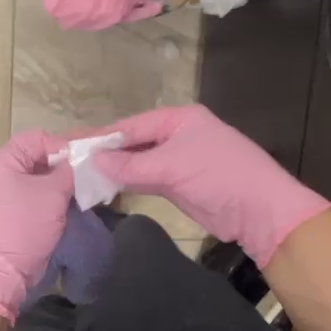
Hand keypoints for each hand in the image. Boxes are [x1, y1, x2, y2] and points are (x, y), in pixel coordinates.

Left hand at [0, 130, 74, 321]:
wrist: (4, 271)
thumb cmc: (25, 225)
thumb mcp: (52, 193)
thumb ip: (67, 171)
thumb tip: (75, 164)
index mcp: (4, 162)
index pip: (36, 138)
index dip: (61, 143)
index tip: (84, 157)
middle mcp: (1, 174)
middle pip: (37, 157)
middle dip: (64, 163)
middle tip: (90, 169)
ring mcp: (6, 195)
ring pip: (39, 178)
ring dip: (61, 181)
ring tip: (85, 185)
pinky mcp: (14, 213)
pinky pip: (37, 196)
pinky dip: (54, 196)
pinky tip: (74, 200)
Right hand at [90, 105, 330, 265]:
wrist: (259, 212)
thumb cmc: (219, 176)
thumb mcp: (172, 167)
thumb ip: (131, 164)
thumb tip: (93, 160)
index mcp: (180, 119)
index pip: (132, 124)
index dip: (102, 136)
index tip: (72, 144)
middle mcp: (177, 135)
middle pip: (134, 142)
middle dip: (106, 152)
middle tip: (71, 161)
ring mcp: (178, 161)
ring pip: (138, 163)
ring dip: (115, 170)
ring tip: (80, 176)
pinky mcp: (178, 185)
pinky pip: (146, 180)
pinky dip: (128, 183)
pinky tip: (105, 187)